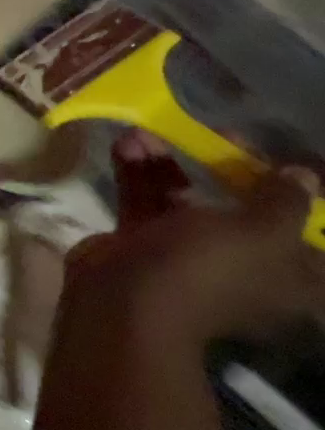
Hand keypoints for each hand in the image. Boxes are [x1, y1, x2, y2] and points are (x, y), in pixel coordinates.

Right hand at [63, 131, 324, 344]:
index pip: (310, 231)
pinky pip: (144, 200)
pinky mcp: (142, 239)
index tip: (277, 162)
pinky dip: (135, 172)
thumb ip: (285, 201)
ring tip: (146, 133)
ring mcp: (188, 250)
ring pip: (185, 198)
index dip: (296, 193)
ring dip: (168, 162)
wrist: (125, 296)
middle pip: (243, 208)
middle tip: (213, 136)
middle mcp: (245, 261)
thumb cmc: (206, 267)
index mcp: (293, 272)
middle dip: (225, 168)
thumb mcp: (261, 233)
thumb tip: (303, 176)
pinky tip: (123, 145)